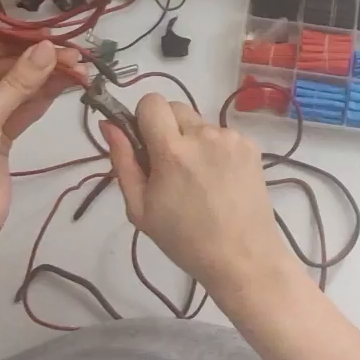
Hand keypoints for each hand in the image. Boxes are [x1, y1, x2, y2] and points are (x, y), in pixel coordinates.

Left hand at [0, 37, 80, 261]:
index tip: (49, 34)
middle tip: (75, 54)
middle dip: (36, 61)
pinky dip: (44, 98)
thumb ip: (16, 85)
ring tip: (81, 68)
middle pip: (0, 69)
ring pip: (16, 90)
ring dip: (46, 78)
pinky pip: (23, 110)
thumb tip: (49, 48)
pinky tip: (67, 84)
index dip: (12, 41)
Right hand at [102, 95, 290, 293]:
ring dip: (193, 141)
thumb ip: (122, 160)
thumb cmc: (184, 239)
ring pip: (200, 124)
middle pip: (176, 108)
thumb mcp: (140, 208)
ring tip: (199, 179)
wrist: (241, 257)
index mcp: (172, 150)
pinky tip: (219, 180)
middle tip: (170, 165)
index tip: (146, 144)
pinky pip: (223, 136)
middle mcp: (204, 134)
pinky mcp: (251, 146)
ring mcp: (231, 138)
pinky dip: (216, 150)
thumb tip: (108, 124)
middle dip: (167, 129)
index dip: (144, 118)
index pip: (152, 102)